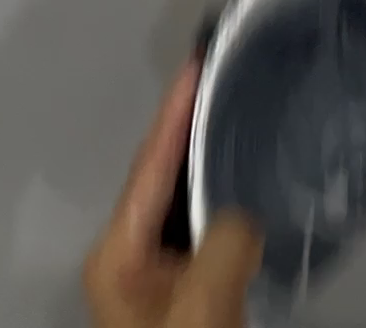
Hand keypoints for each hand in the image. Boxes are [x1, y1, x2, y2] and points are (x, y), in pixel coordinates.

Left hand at [84, 61, 264, 327]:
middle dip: (190, 120)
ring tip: (238, 102)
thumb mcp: (200, 310)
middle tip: (225, 71)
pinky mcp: (183, 278)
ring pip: (182, 189)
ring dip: (208, 148)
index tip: (199, 62)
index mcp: (119, 251)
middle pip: (162, 170)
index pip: (151, 164)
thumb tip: (244, 212)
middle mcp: (129, 249)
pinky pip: (201, 212)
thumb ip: (223, 245)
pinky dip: (221, 181)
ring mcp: (155, 265)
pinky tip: (246, 163)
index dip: (175, 111)